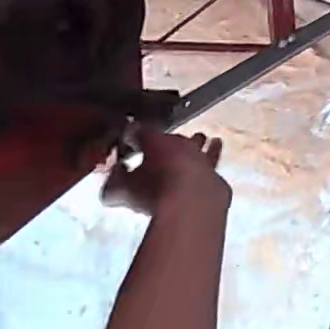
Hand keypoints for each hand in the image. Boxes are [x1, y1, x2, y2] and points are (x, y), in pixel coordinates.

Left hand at [103, 129, 230, 217]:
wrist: (198, 199)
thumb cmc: (168, 171)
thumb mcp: (154, 143)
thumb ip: (142, 134)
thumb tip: (131, 129)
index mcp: (125, 186)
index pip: (114, 178)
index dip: (120, 163)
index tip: (131, 148)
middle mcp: (145, 195)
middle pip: (151, 171)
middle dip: (164, 153)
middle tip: (174, 136)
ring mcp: (173, 195)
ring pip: (179, 169)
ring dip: (189, 152)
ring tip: (200, 136)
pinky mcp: (196, 194)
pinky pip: (201, 171)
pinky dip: (207, 156)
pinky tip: (216, 143)